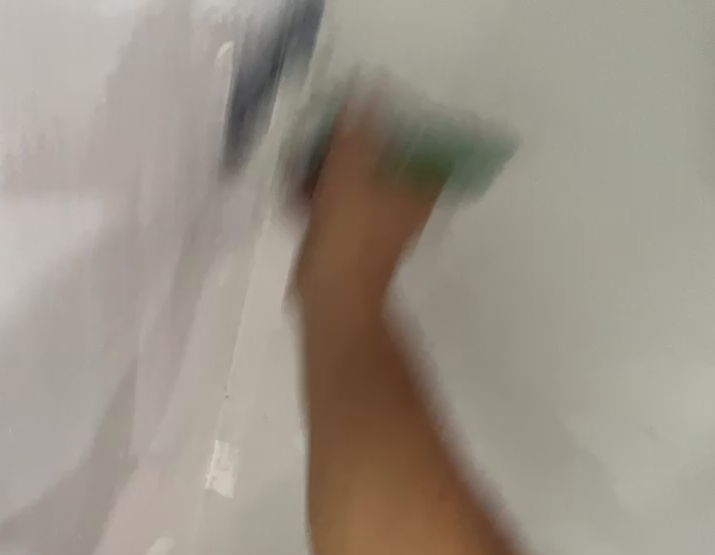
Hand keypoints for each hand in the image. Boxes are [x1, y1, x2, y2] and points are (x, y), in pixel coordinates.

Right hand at [291, 108, 438, 321]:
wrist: (332, 303)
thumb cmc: (347, 240)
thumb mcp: (349, 174)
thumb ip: (354, 131)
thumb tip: (364, 89)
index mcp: (418, 186)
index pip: (407, 137)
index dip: (378, 123)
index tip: (347, 119)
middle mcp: (407, 205)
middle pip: (379, 161)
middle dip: (346, 149)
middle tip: (317, 142)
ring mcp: (379, 228)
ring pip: (354, 185)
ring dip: (327, 175)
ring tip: (299, 169)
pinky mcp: (353, 246)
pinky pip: (337, 210)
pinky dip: (319, 201)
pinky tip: (296, 197)